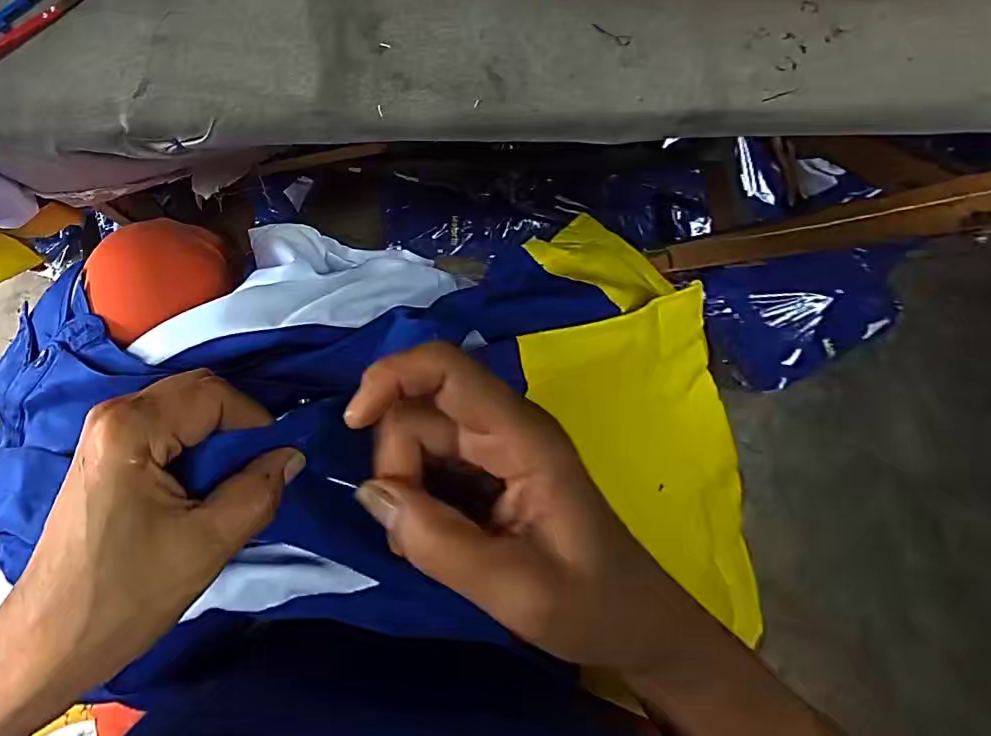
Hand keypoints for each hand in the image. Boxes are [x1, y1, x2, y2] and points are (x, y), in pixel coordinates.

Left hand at [0, 371, 303, 735]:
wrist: (43, 648)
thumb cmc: (121, 598)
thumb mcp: (205, 546)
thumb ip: (257, 492)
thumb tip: (292, 454)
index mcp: (131, 426)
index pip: (214, 394)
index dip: (255, 422)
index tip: (276, 460)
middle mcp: (113, 412)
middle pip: (197, 393)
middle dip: (236, 426)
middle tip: (258, 469)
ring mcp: (104, 430)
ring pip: (183, 409)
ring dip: (217, 438)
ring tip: (232, 481)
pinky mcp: (104, 451)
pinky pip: (165, 427)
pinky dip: (195, 446)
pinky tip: (202, 484)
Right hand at [344, 343, 837, 735]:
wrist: (637, 624)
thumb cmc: (592, 604)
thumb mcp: (518, 591)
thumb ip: (440, 544)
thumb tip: (371, 493)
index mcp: (522, 435)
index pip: (448, 367)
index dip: (392, 375)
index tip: (353, 422)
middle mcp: (504, 426)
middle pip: (420, 410)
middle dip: (397, 465)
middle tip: (413, 534)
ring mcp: (494, 446)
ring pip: (418, 438)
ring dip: (405, 487)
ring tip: (434, 549)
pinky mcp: (486, 468)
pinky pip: (429, 463)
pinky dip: (416, 497)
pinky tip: (439, 540)